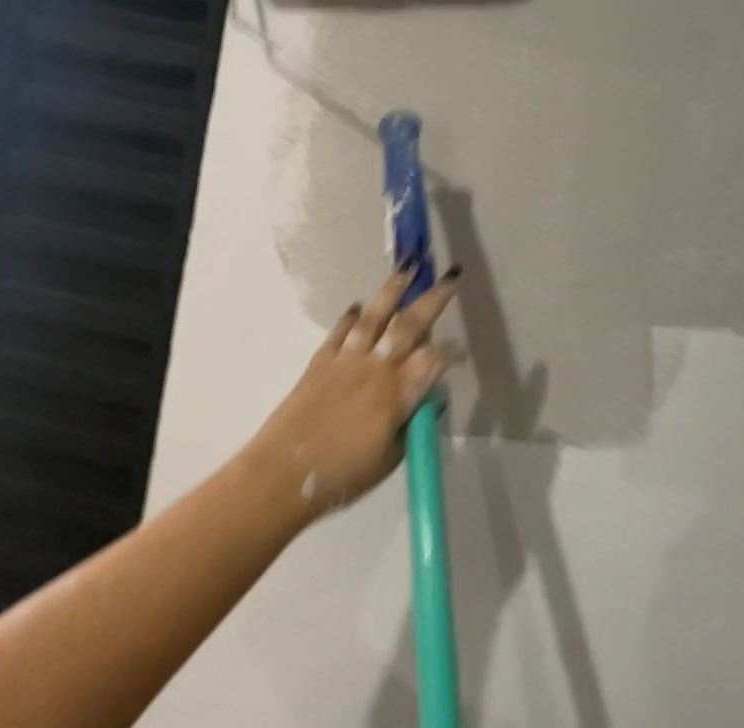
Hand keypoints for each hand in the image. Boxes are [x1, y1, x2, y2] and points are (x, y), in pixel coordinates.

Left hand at [245, 264, 462, 520]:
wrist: (283, 473)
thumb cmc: (342, 475)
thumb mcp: (390, 458)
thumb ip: (411, 425)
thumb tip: (426, 402)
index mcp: (396, 394)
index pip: (433, 361)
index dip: (450, 352)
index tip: (460, 350)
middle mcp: (374, 368)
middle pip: (409, 326)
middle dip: (432, 300)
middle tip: (449, 278)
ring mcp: (345, 361)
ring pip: (374, 317)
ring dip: (391, 291)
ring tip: (406, 268)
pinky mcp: (320, 363)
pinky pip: (340, 332)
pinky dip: (351, 316)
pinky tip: (358, 306)